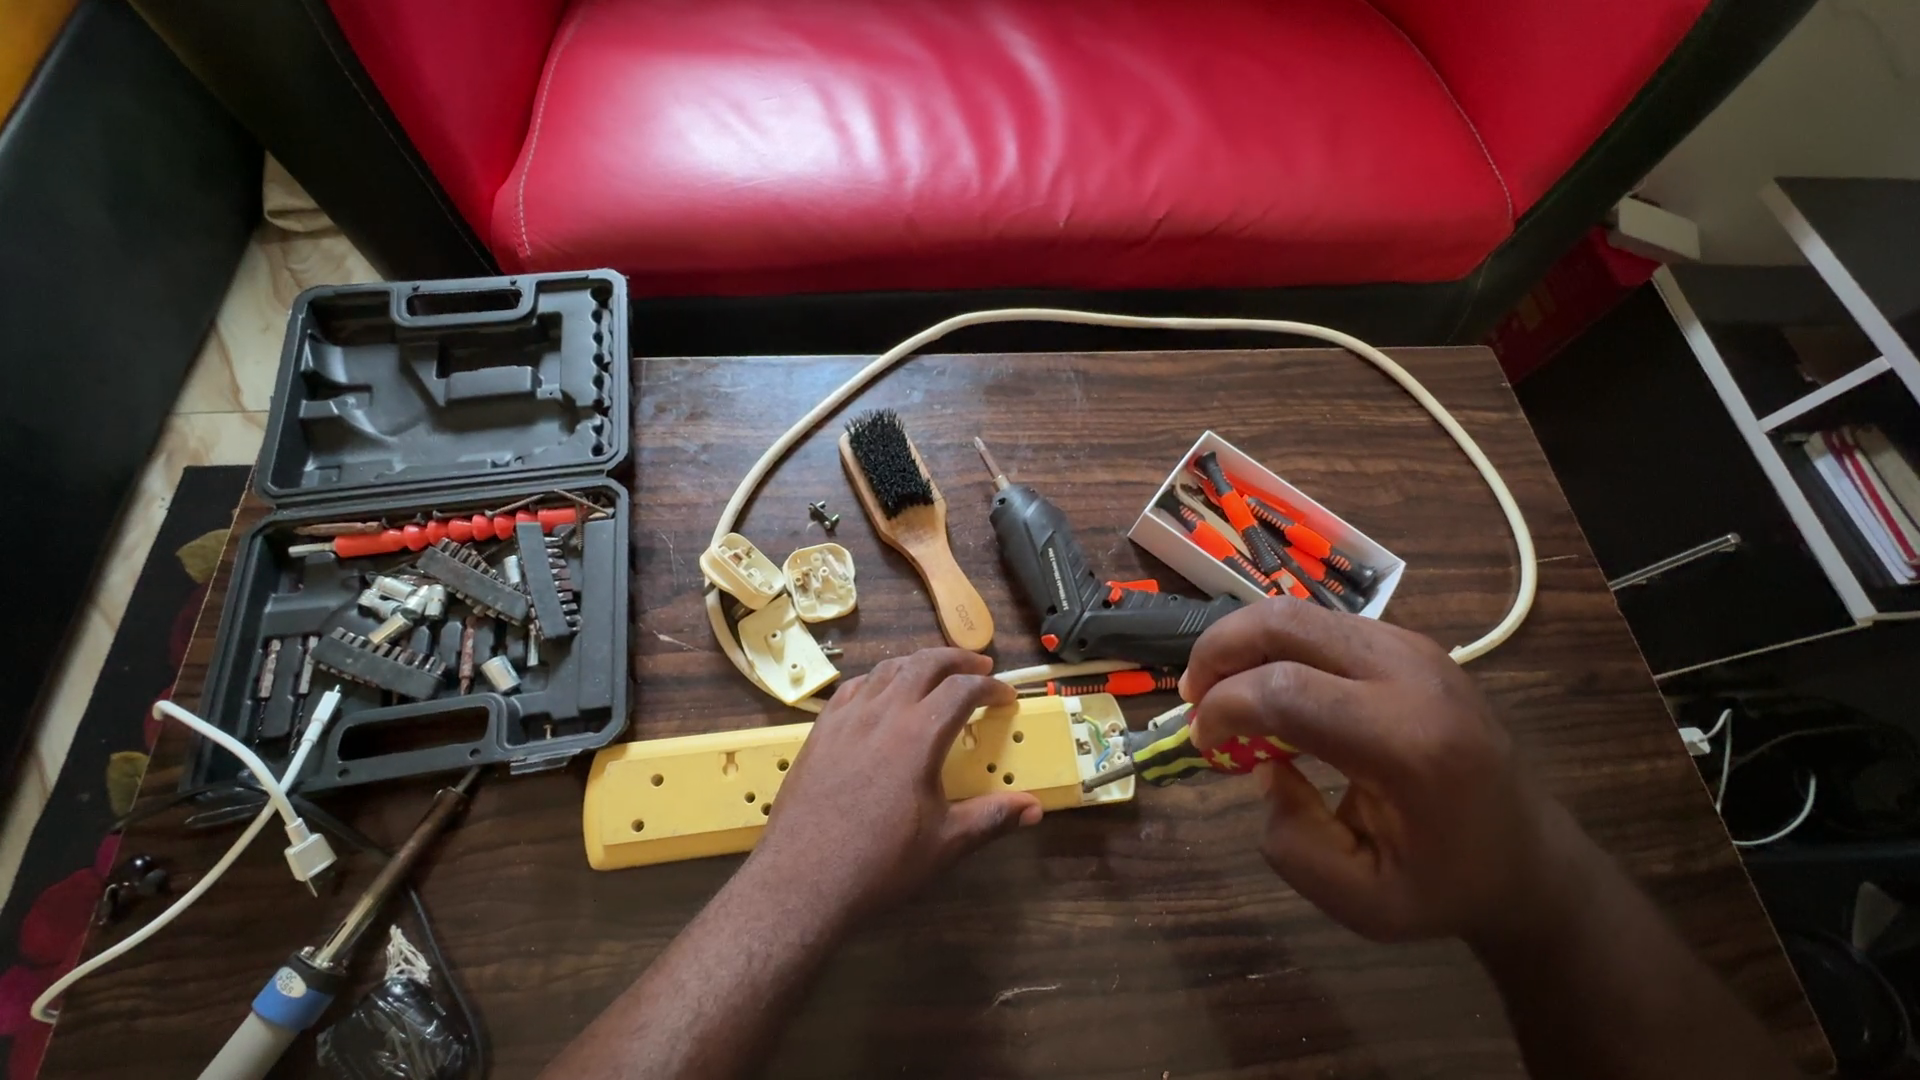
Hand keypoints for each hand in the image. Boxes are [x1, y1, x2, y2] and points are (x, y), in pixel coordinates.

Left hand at [752, 648, 1043, 919]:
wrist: (802, 881)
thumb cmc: (880, 863)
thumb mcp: (945, 844)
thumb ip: (992, 818)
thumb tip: (1035, 809)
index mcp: (919, 734)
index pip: (962, 689)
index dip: (990, 687)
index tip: (1005, 697)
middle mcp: (883, 713)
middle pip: (924, 663)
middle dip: (957, 658)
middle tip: (979, 666)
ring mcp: (847, 718)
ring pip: (887, 670)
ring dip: (918, 663)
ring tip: (935, 673)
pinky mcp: (820, 731)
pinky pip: (853, 688)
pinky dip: (877, 681)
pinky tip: (881, 694)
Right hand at [1180, 598, 1570, 946]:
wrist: (1532, 858)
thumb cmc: (1446, 886)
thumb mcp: (1362, 903)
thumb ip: (1292, 842)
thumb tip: (1265, 768)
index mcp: (1409, 743)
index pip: (1284, 690)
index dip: (1222, 708)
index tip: (1202, 742)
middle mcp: (1412, 675)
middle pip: (1283, 623)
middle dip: (1217, 652)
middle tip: (1192, 697)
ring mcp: (1412, 647)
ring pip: (1294, 612)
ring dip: (1241, 645)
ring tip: (1222, 693)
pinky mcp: (1407, 641)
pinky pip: (1317, 622)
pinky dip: (1272, 646)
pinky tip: (1266, 686)